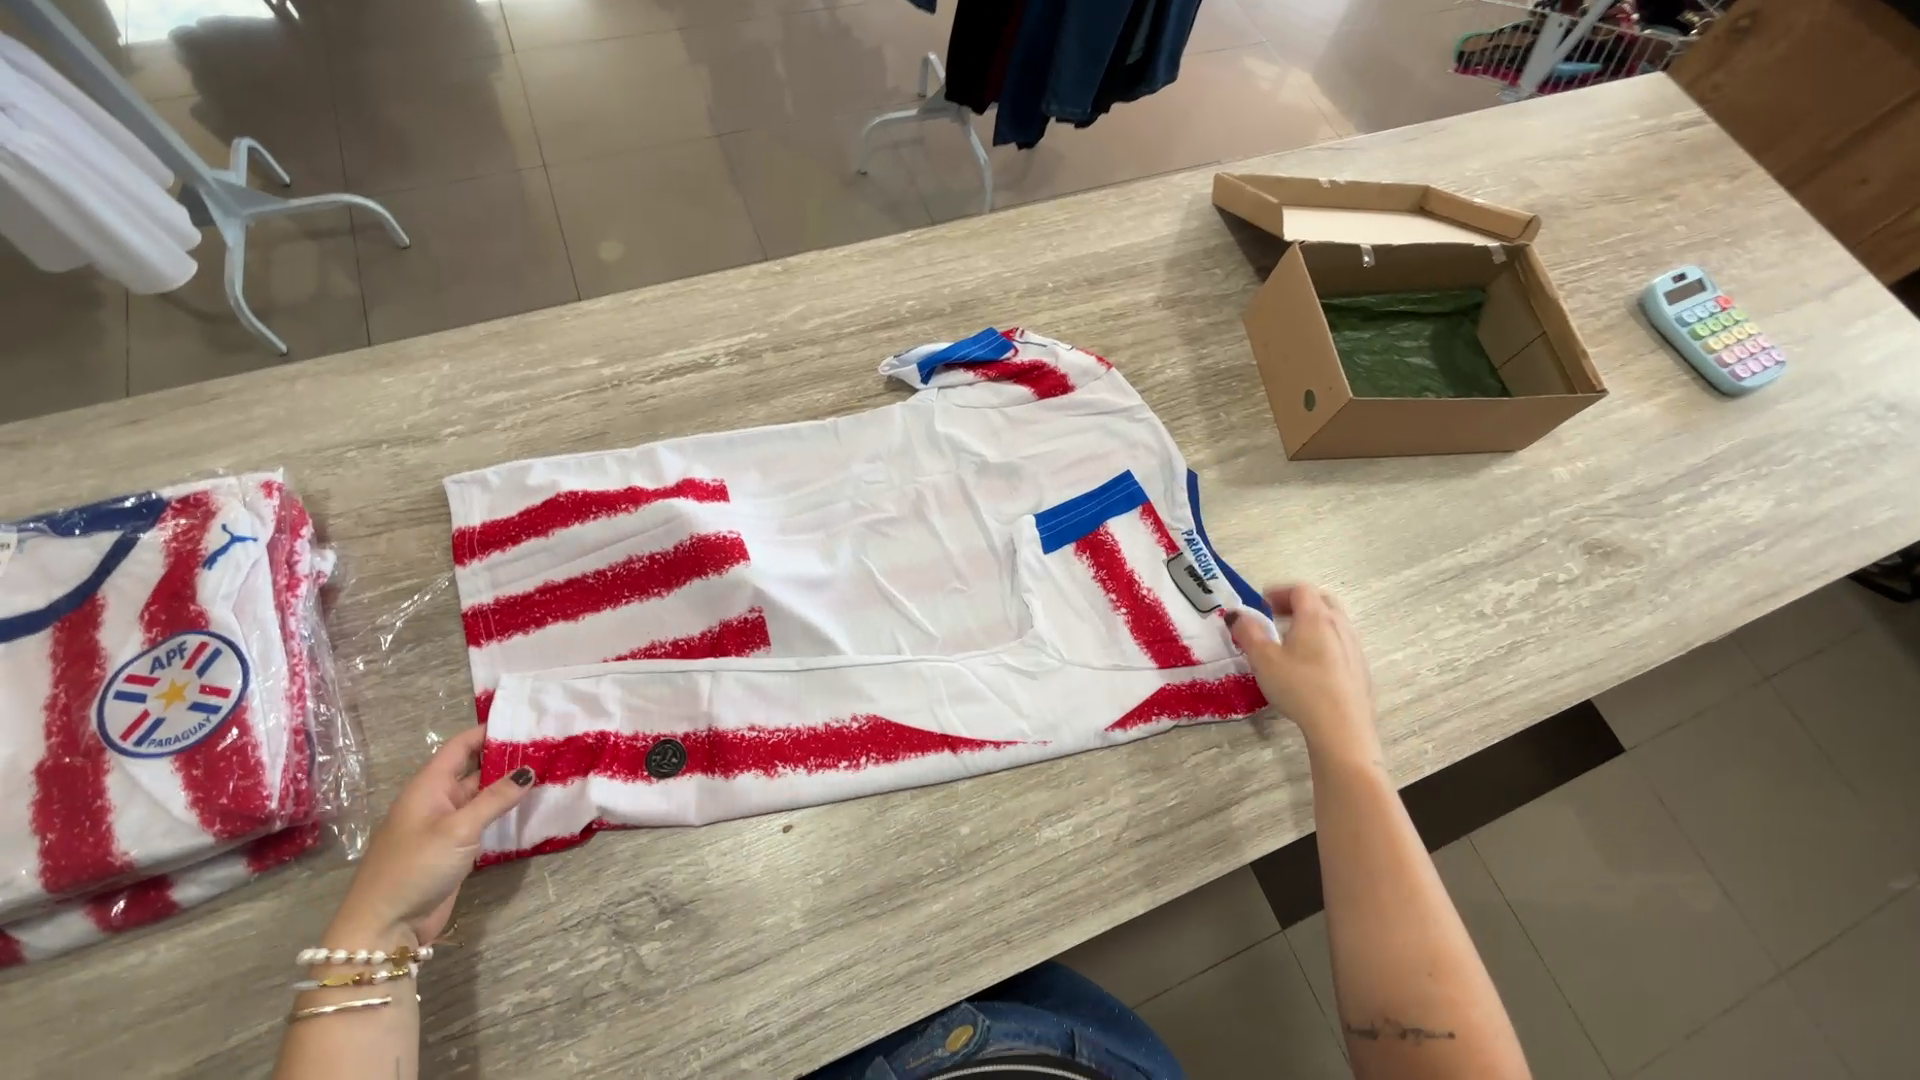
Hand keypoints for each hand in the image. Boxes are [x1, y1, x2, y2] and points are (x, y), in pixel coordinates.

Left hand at [326, 727, 534, 948]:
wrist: (385, 926)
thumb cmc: (415, 867)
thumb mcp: (458, 829)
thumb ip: (495, 798)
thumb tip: (529, 771)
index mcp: (428, 786)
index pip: (461, 746)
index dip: (489, 731)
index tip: (526, 722)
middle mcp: (437, 800)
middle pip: (475, 768)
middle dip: (507, 757)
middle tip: (549, 747)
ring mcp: (446, 825)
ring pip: (482, 795)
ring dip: (510, 786)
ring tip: (550, 772)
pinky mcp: (455, 848)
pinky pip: (484, 820)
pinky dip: (505, 811)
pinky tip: (532, 808)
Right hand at [1227, 584, 1378, 759]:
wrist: (1341, 727)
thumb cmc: (1299, 687)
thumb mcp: (1263, 659)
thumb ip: (1248, 633)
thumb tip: (1237, 615)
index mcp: (1315, 618)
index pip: (1301, 590)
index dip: (1280, 592)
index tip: (1262, 603)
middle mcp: (1339, 626)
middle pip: (1322, 600)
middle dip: (1298, 603)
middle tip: (1277, 616)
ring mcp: (1354, 647)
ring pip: (1334, 622)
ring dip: (1312, 622)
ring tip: (1292, 642)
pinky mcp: (1360, 669)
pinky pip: (1341, 643)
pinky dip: (1324, 642)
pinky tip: (1311, 666)